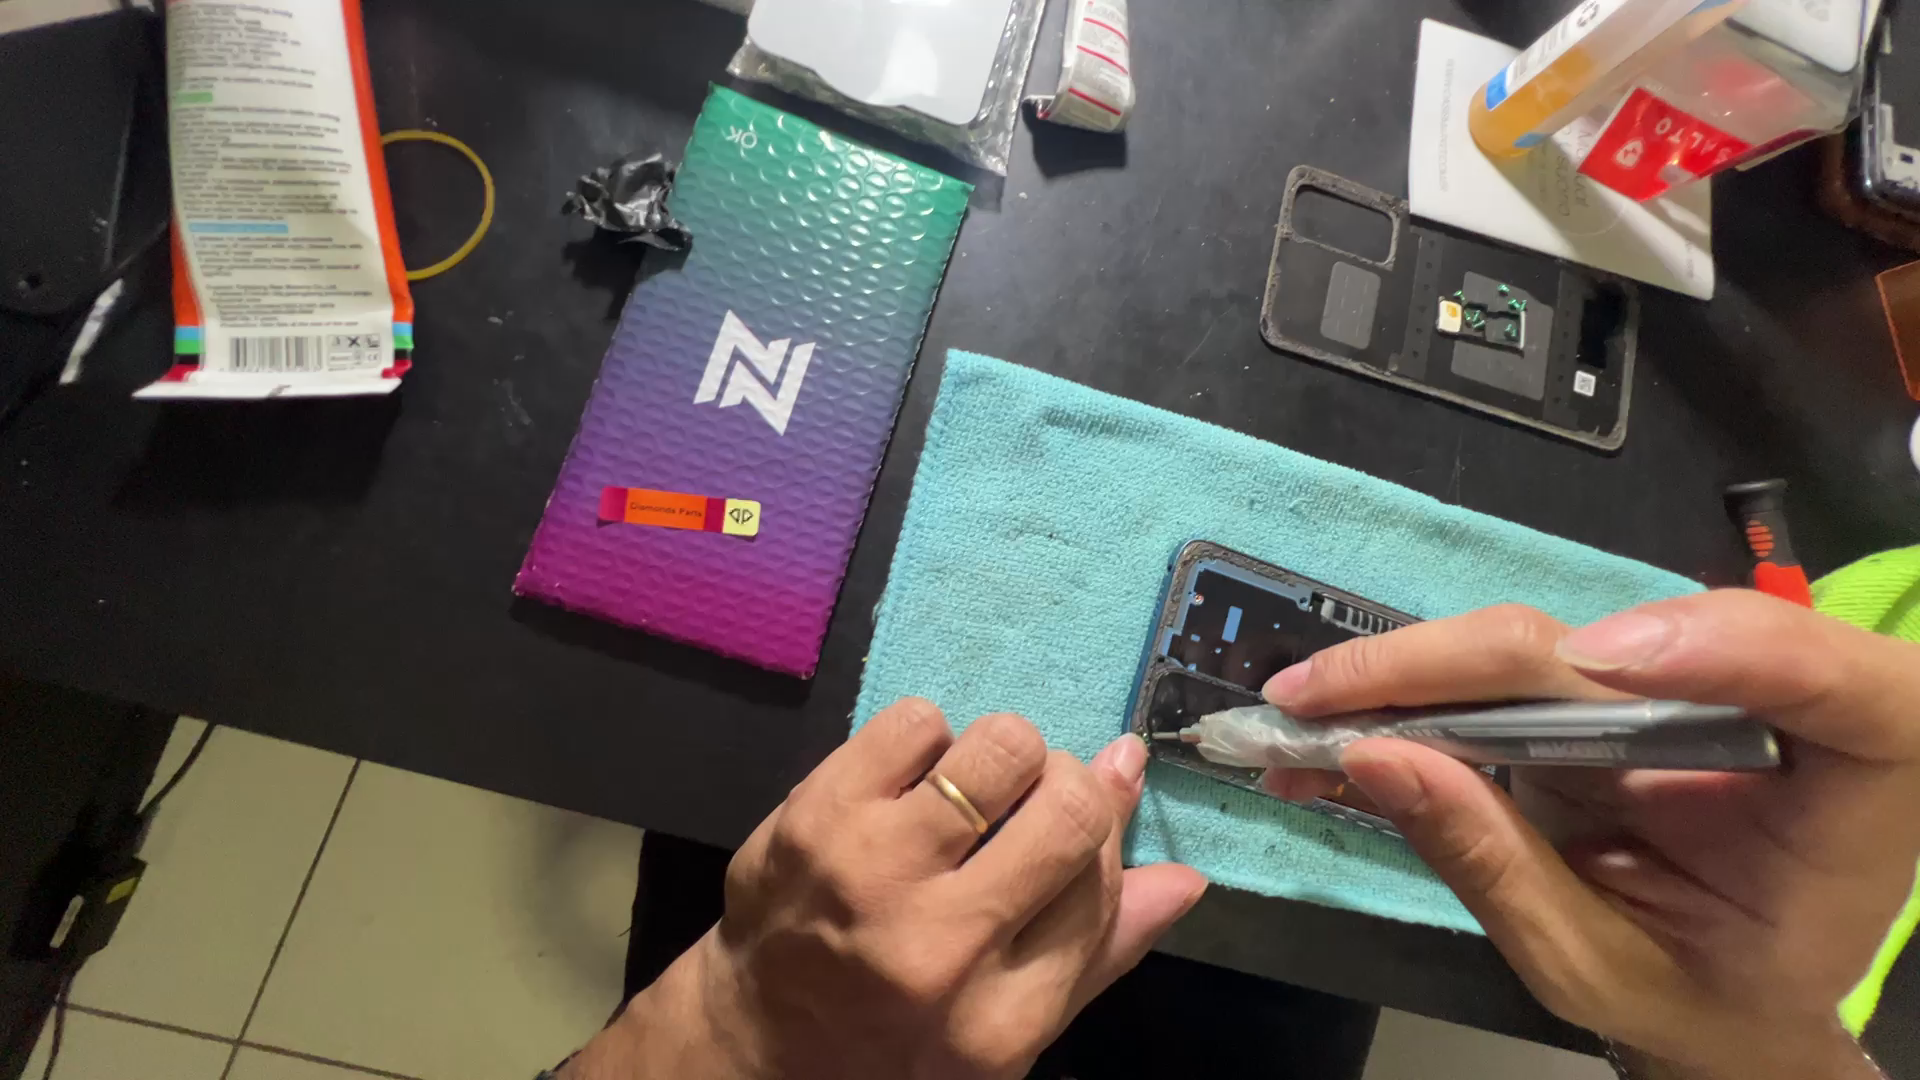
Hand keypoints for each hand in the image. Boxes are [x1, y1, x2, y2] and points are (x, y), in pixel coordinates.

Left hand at [564, 699, 1205, 1079]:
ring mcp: (871, 868)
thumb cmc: (899, 1040)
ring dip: (1000, 753)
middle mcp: (941, 942)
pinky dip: (931, 733)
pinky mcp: (817, 810)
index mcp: (1003, 1013)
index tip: (1081, 808)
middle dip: (1062, 781)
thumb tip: (1187, 876)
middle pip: (1065, 804)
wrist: (756, 1041)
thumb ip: (1100, 948)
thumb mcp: (1010, 1031)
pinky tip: (910, 778)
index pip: (1103, 873)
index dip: (1102, 825)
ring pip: (998, 746)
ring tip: (966, 789)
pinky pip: (920, 719)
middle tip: (1025, 798)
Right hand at [1261, 592, 1917, 1079]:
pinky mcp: (1556, 695)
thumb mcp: (1596, 965)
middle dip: (1431, 664)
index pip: (1838, 685)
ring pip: (1499, 647)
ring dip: (1383, 676)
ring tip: (1292, 716)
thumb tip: (1374, 757)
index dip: (1731, 647)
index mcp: (1833, 787)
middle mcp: (1728, 712)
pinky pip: (1462, 677)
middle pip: (1581, 648)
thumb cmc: (1690, 992)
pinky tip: (1316, 734)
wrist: (1695, 989)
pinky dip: (1381, 701)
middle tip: (1310, 698)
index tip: (1594, 664)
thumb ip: (1497, 867)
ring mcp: (1630, 693)